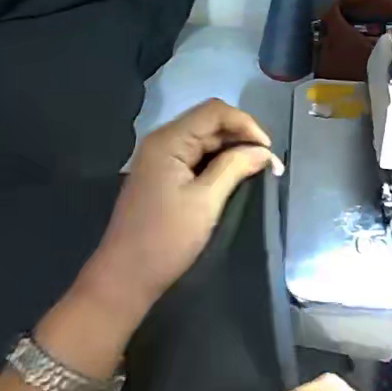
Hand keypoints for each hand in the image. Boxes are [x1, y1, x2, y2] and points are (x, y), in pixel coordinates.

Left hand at [78, 98, 281, 319]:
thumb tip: (264, 151)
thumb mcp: (206, 202)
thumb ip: (234, 168)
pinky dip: (217, 159)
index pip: (214, 111)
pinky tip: (234, 173)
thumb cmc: (164, 240)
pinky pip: (195, 154)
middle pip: (209, 121)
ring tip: (257, 166)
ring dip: (231, 147)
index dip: (245, 123)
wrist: (124, 279)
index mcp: (168, 140)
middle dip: (241, 135)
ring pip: (204, 137)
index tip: (268, 150)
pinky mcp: (162, 173)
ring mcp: (160, 157)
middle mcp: (162, 140)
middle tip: (267, 160)